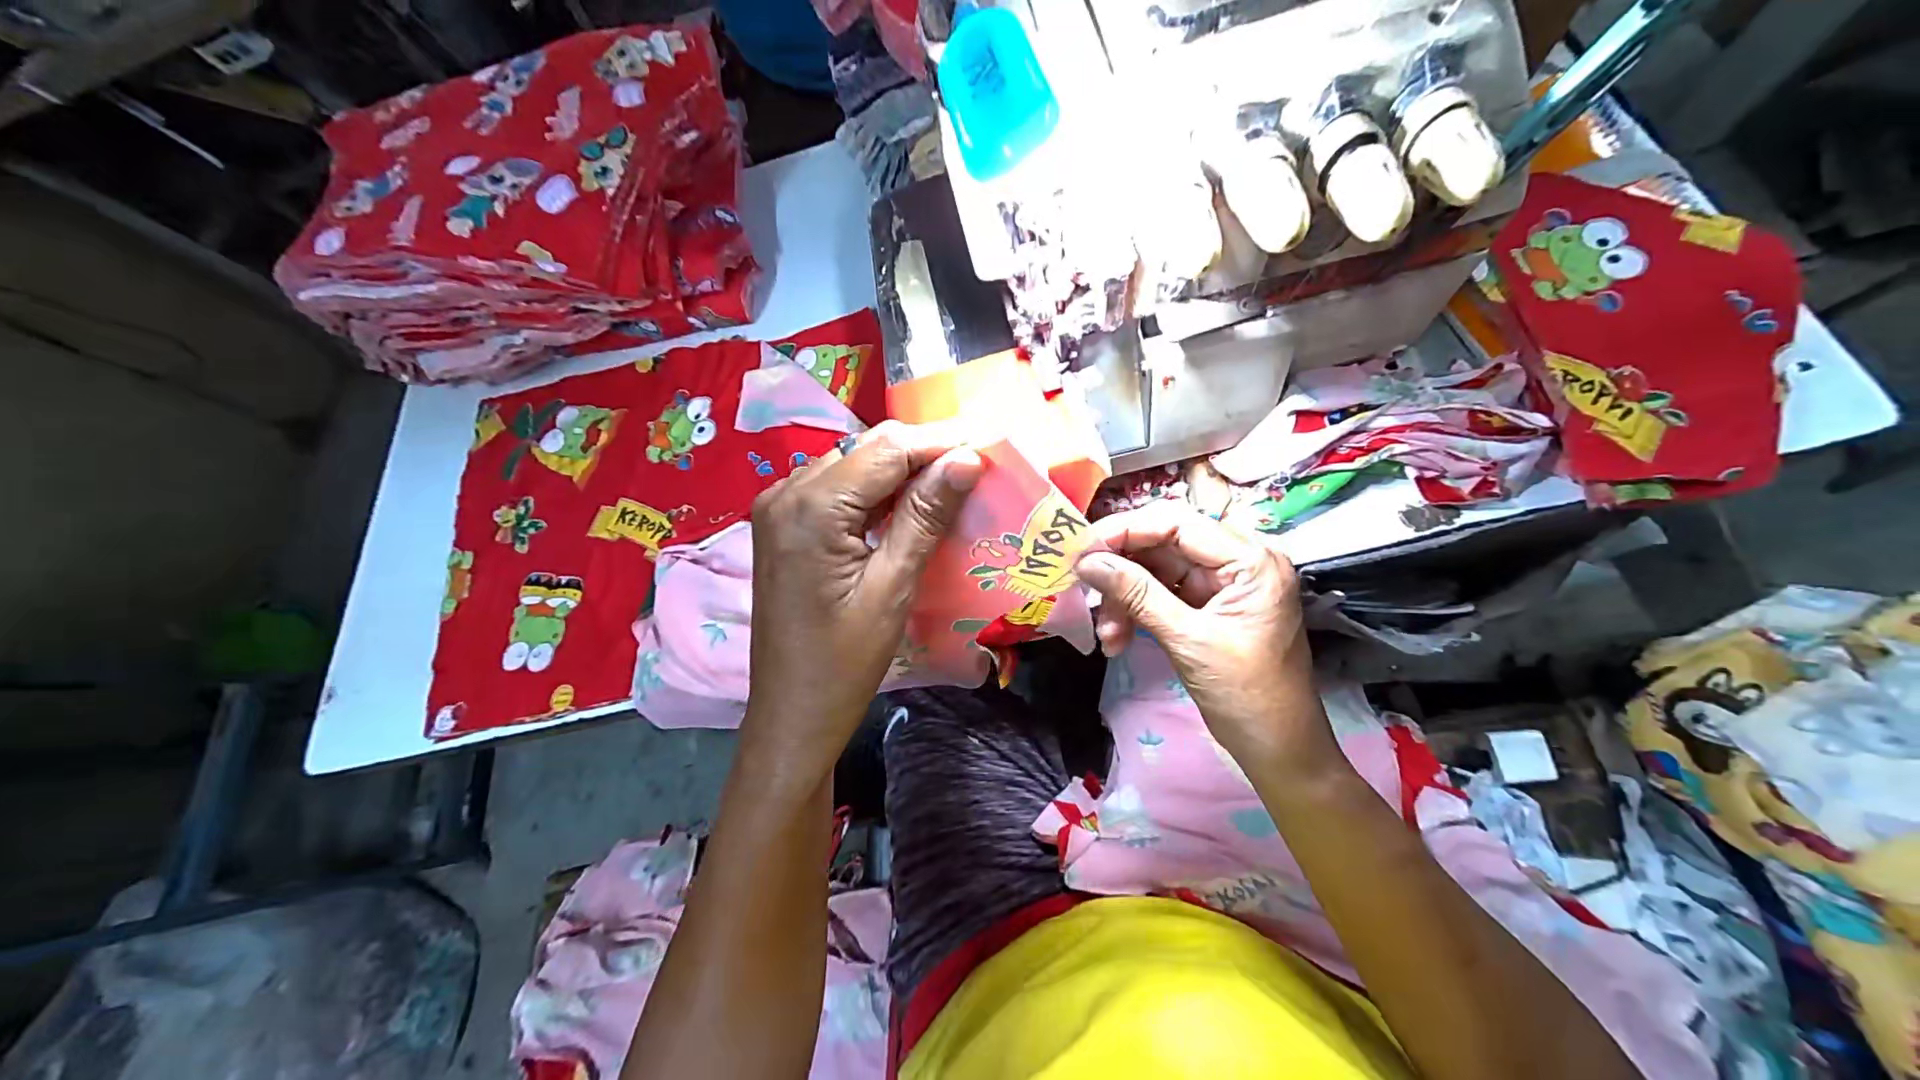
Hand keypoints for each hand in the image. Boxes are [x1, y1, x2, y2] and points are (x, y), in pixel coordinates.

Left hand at [745, 422, 981, 773]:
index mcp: (810, 507)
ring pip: (851, 466)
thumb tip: (968, 458)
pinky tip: (906, 508)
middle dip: (921, 455)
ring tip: (949, 487)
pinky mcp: (782, 526)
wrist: (792, 714)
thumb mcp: (893, 587)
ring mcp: (778, 508)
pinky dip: (873, 493)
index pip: (886, 450)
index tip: (988, 449)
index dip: (939, 444)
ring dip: (899, 473)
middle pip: (866, 451)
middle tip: (974, 469)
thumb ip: (925, 516)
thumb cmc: (844, 662)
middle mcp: (785, 492)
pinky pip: (834, 490)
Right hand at [1073, 503, 1335, 776]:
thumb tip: (1088, 561)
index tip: (1083, 550)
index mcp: (1251, 559)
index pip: (1177, 523)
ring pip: (1155, 571)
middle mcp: (1238, 561)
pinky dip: (1135, 613)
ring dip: (1124, 599)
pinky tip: (1118, 639)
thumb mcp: (1189, 640)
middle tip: (1084, 589)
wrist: (1279, 749)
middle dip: (1122, 571)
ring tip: (1107, 635)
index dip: (1125, 531)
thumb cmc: (1247, 695)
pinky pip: (1160, 594)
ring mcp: (1221, 584)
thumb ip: (1137, 594)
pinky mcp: (1206, 606)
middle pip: (1163, 544)